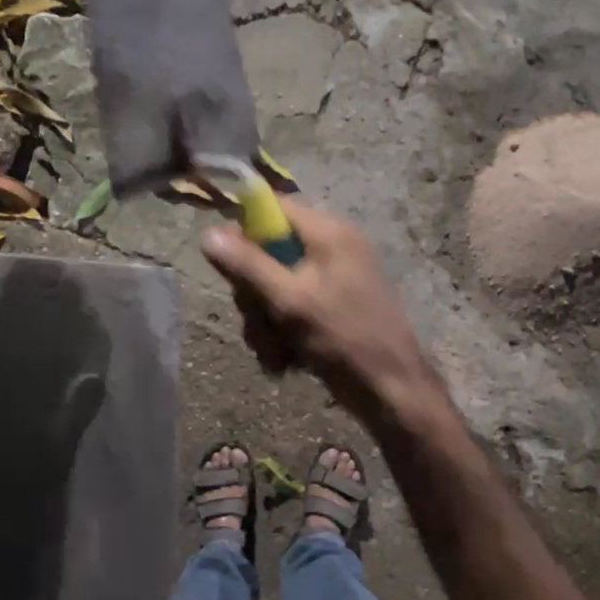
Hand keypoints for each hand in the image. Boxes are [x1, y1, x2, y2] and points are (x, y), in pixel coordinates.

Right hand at [201, 199, 438, 423]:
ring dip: (265, 324)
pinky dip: (283, 335)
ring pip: (275, 289)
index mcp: (329, 233)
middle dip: (255, 296)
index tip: (227, 267)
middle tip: (258, 323)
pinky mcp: (332, 310)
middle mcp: (331, 250)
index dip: (244, 233)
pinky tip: (285, 362)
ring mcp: (333, 281)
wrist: (391, 391)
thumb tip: (207, 234)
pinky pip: (292, 310)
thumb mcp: (289, 301)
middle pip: (268, 254)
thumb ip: (248, 266)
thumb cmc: (343, 339)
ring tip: (274, 353)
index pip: (273, 209)